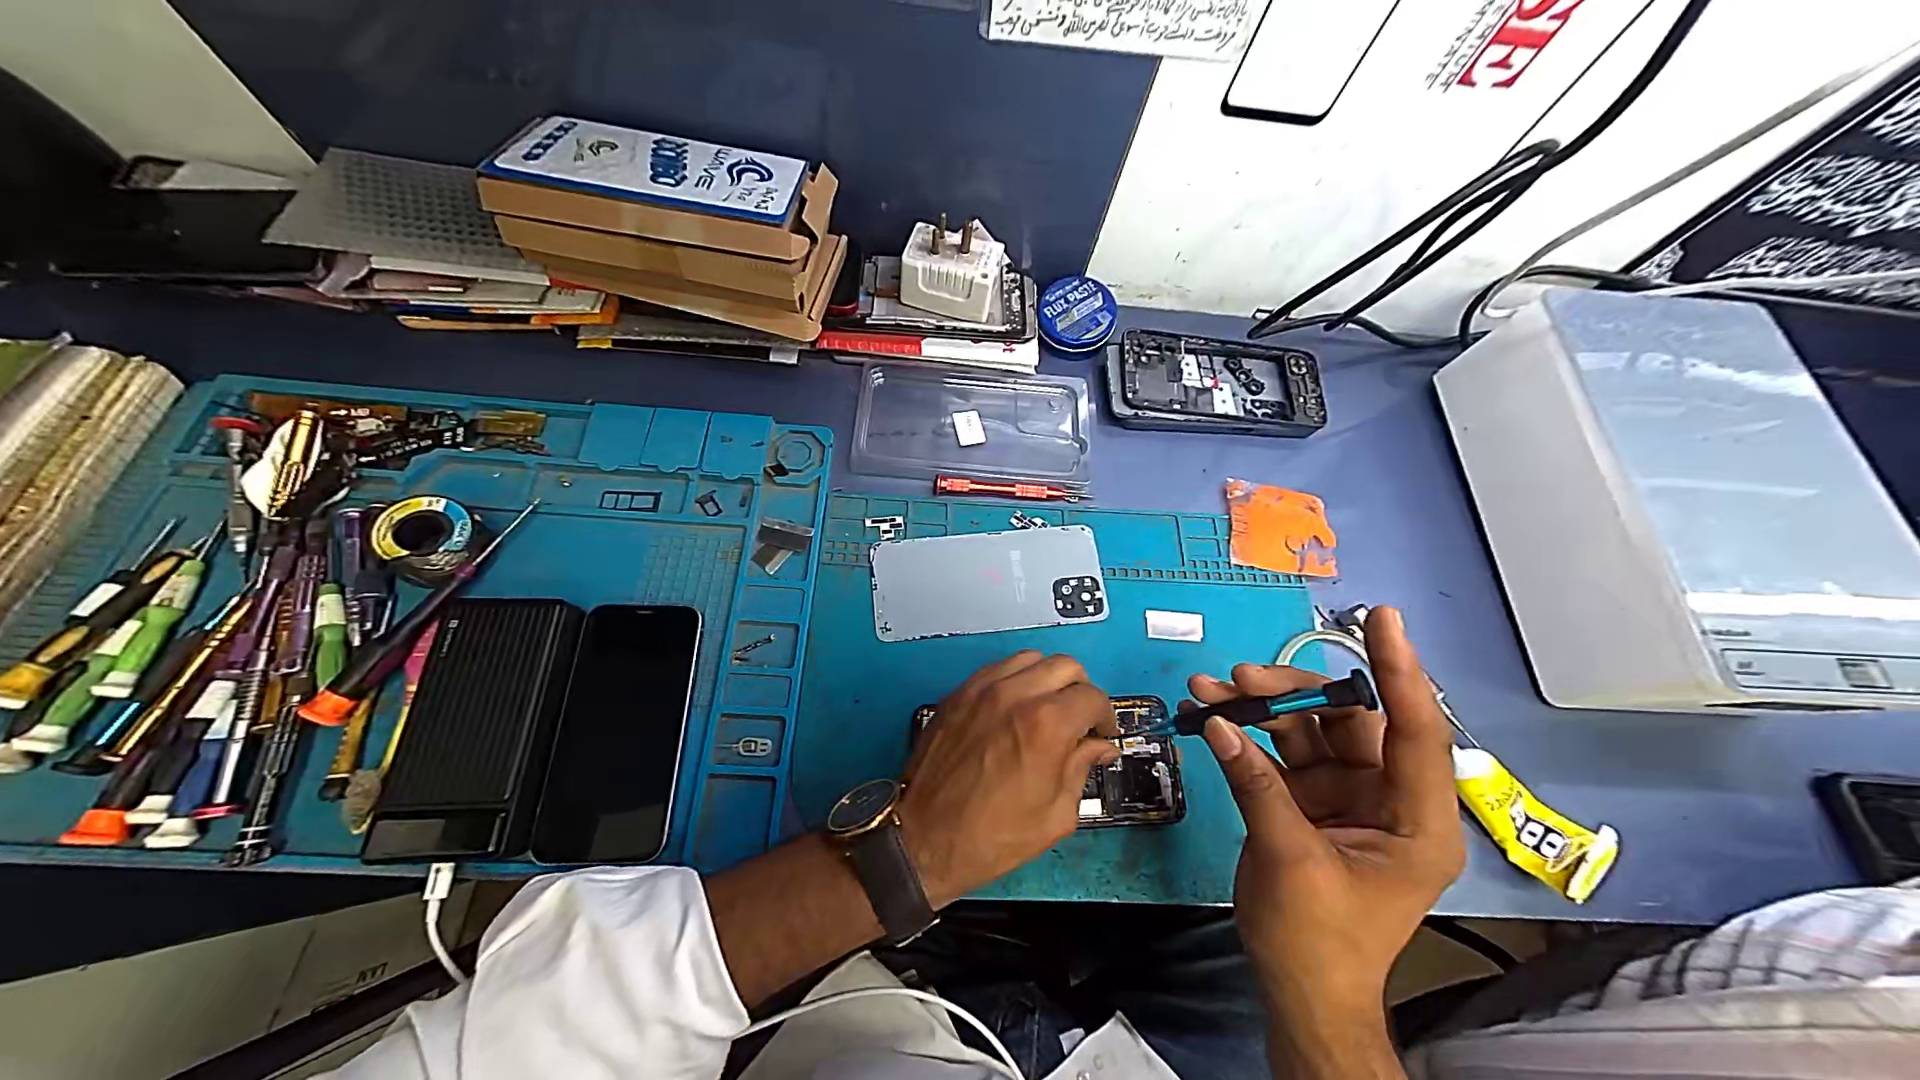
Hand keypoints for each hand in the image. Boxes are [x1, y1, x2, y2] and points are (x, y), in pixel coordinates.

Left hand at [896, 652, 1118, 907]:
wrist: (925, 839)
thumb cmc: (991, 836)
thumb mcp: (1055, 814)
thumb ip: (1082, 768)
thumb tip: (1099, 746)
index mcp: (1045, 725)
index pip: (1092, 696)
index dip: (1104, 717)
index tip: (1101, 733)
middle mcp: (1014, 695)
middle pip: (1066, 666)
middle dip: (1081, 691)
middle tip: (1078, 720)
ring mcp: (982, 689)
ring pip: (1031, 658)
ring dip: (1047, 678)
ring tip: (1046, 708)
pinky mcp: (958, 693)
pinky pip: (997, 668)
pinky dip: (1015, 679)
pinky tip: (1014, 706)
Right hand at [1192, 607, 1462, 1068]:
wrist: (1299, 991)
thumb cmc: (1319, 940)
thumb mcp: (1289, 860)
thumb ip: (1256, 785)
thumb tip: (1219, 723)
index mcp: (1415, 820)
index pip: (1415, 732)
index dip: (1399, 672)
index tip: (1384, 622)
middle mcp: (1386, 797)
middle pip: (1346, 720)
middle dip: (1293, 692)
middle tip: (1241, 676)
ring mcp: (1345, 796)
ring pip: (1306, 730)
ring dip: (1259, 707)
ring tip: (1211, 687)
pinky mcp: (1308, 800)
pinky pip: (1278, 753)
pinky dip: (1246, 733)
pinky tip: (1213, 714)